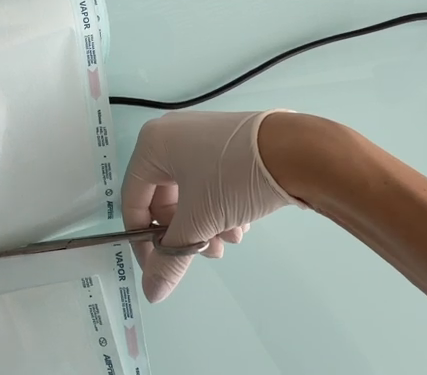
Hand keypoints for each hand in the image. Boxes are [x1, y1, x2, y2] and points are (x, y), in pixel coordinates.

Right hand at [123, 110, 298, 302]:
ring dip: (205, 223)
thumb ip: (172, 259)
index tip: (160, 269)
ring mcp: (197, 135)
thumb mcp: (199, 221)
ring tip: (232, 239)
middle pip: (162, 198)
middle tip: (208, 252)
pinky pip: (206, 179)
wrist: (293, 150)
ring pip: (188, 192)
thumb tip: (151, 292)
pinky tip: (241, 222)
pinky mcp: (222, 140)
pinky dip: (218, 205)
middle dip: (184, 231)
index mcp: (151, 144)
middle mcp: (168, 134)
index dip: (143, 240)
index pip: (132, 200)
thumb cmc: (234, 177)